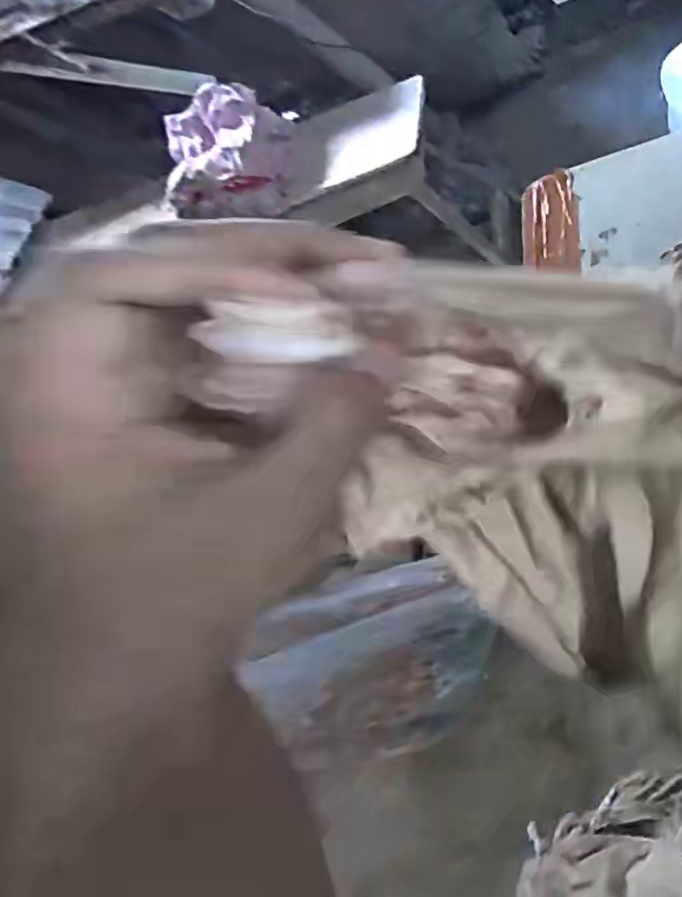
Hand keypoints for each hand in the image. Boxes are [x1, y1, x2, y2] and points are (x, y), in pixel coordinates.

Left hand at [0, 222, 402, 679]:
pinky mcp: (161, 397)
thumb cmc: (180, 587)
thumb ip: (338, 418)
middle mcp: (75, 369)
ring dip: (287, 275)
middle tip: (371, 260)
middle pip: (159, 266)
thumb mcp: (273, 504)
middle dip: (272, 252)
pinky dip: (288, 317)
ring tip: (368, 275)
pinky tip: (342, 318)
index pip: (108, 283)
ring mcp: (119, 380)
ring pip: (194, 291)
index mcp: (59, 395)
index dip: (211, 269)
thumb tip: (393, 346)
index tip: (308, 297)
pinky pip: (220, 332)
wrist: (123, 659)